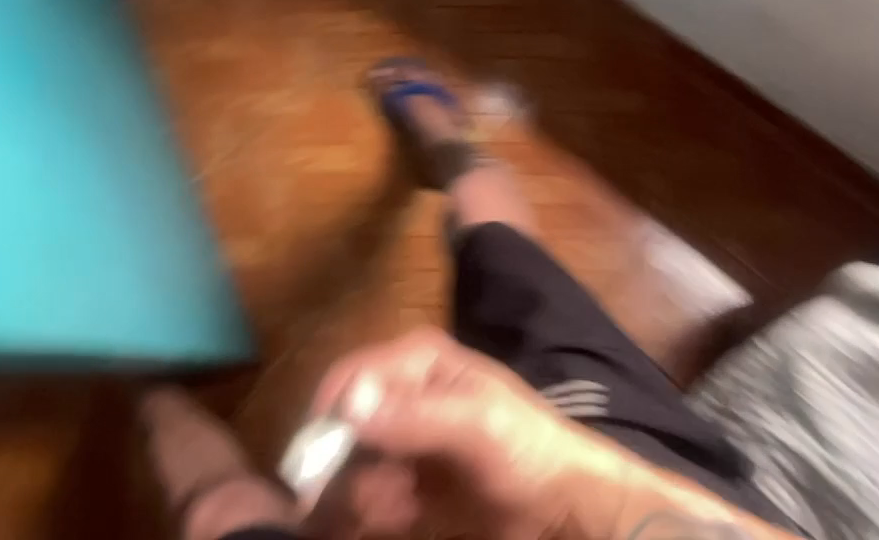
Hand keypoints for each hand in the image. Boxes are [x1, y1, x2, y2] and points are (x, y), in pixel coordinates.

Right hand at [304, 326, 629, 539]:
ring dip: (362, 494)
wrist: (563, 507)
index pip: (351, 378)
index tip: (315, 465)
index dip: (329, 418)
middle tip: (363, 497)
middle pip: (343, 426)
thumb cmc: (527, 447)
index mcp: (417, 362)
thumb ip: (416, 414)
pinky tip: (404, 516)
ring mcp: (402, 443)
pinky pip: (368, 499)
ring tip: (399, 507)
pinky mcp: (406, 486)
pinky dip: (375, 513)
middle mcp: (401, 395)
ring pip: (350, 468)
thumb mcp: (478, 423)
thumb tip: (351, 406)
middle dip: (342, 467)